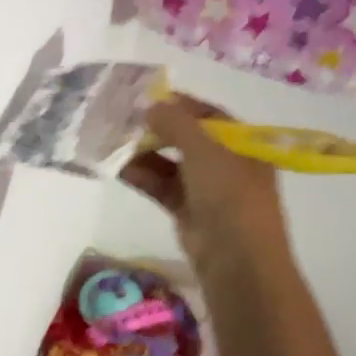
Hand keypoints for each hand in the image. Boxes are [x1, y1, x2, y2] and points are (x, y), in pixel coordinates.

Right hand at [118, 94, 289, 274]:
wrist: (236, 258)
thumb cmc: (230, 195)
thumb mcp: (205, 151)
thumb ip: (176, 124)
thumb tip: (150, 106)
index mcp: (242, 143)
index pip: (209, 115)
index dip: (180, 105)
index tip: (147, 98)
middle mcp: (226, 162)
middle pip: (186, 139)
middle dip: (155, 130)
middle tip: (123, 121)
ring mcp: (206, 188)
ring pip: (170, 164)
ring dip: (144, 153)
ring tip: (113, 143)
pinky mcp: (186, 211)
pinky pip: (161, 186)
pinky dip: (142, 176)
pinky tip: (118, 168)